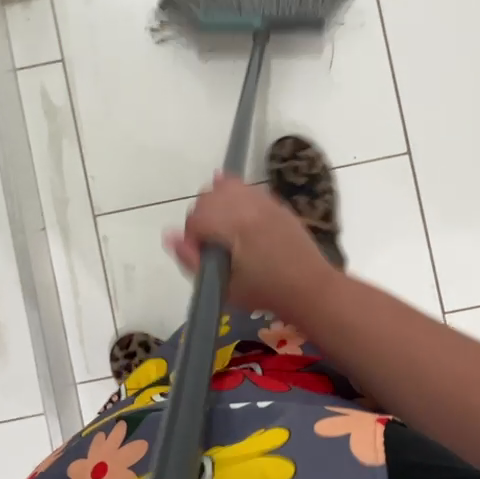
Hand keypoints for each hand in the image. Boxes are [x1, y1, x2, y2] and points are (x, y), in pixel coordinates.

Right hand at [165, 171, 341, 313]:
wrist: (310, 288)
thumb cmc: (265, 292)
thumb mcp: (224, 286)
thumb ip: (192, 261)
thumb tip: (169, 235)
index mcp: (235, 226)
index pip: (196, 218)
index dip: (191, 237)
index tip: (200, 256)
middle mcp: (248, 206)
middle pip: (208, 197)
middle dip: (200, 218)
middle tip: (208, 244)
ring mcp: (264, 201)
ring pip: (226, 186)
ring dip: (216, 203)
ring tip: (220, 226)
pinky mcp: (275, 203)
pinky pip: (247, 187)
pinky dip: (235, 191)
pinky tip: (232, 202)